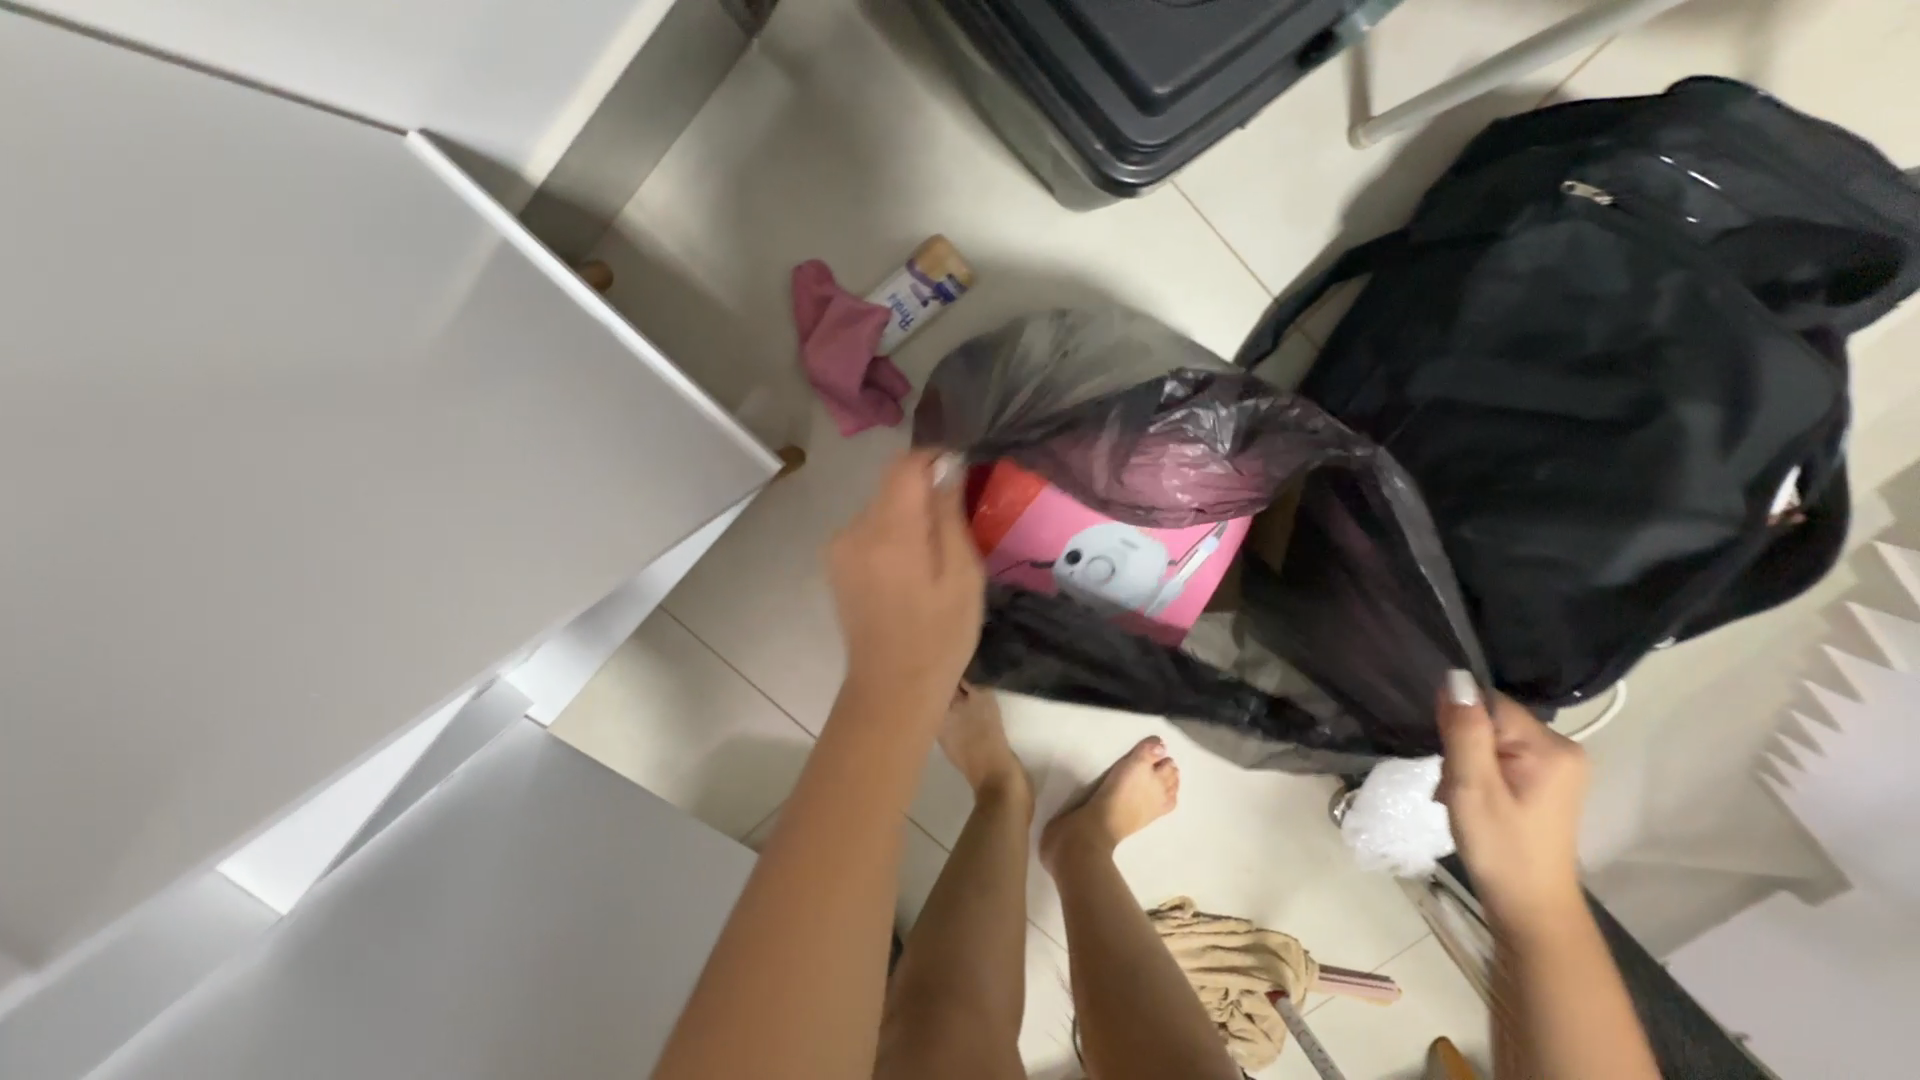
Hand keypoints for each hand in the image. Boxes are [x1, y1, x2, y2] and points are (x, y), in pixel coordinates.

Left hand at [828, 451, 984, 710]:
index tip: (962, 475)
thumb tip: (946, 469)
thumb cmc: (940, 637)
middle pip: (892, 487)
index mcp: (889, 533)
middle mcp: (855, 531)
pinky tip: (910, 572)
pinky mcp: (835, 564)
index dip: (935, 460)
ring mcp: (839, 548)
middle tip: (957, 530)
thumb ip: (950, 516)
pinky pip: (869, 531)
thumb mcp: (963, 576)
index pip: (906, 466)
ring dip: (909, 518)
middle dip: (925, 495)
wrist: (891, 689)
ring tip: (935, 559)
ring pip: (881, 509)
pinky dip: (893, 537)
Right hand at [1435, 670, 1589, 930]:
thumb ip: (1464, 730)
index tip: (1450, 763)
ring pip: (1491, 741)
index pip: (1489, 705)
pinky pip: (1501, 758)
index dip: (1459, 726)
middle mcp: (1563, 748)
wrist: (1530, 907)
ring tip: (1461, 799)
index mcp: (1550, 746)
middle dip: (1461, 748)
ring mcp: (1558, 767)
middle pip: (1491, 722)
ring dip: (1466, 764)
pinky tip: (1473, 802)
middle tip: (1454, 788)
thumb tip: (1454, 677)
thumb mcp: (1472, 787)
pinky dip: (1479, 775)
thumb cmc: (1500, 848)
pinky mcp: (1547, 783)